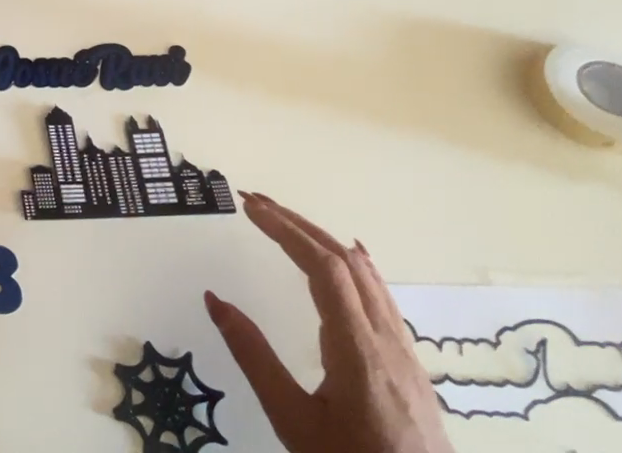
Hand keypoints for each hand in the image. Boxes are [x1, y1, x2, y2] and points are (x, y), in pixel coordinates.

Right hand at [204, 193, 454, 452]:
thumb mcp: (292, 420)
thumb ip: (254, 357)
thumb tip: (214, 299)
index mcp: (358, 349)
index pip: (324, 269)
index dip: (285, 230)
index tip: (248, 207)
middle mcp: (387, 339)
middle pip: (346, 261)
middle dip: (297, 224)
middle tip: (253, 201)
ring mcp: (403, 349)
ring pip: (367, 275)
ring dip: (322, 238)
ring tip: (283, 220)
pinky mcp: (408, 361)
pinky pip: (380, 294)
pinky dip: (352, 262)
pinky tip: (346, 257)